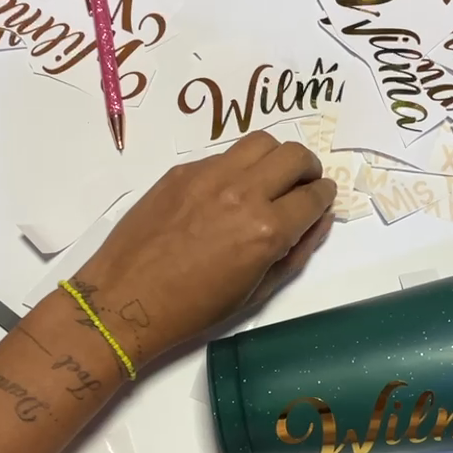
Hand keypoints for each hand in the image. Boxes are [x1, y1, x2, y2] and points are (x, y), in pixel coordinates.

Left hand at [72, 132, 336, 365]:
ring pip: (260, 142)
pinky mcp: (181, 171)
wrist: (128, 300)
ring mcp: (209, 176)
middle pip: (294, 156)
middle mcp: (243, 193)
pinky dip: (238, 166)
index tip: (322, 198)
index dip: (325, 196)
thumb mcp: (258, 292)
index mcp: (267, 230)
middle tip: (302, 185)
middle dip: (308, 169)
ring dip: (275, 158)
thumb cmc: (196, 309)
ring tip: (269, 179)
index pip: (314, 195)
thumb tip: (318, 220)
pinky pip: (224, 155)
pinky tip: (227, 192)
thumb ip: (296, 252)